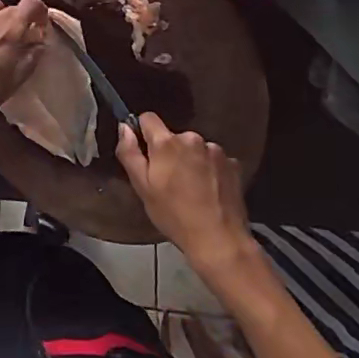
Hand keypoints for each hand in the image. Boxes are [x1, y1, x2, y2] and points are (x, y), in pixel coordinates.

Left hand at [0, 0, 49, 129]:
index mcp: (11, 31)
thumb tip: (39, 40)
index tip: (39, 25)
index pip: (31, 3)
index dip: (39, 11)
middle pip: (13, 7)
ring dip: (0, 16)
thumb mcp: (18, 78)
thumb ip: (32, 55)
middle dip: (21, 19)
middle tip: (20, 37)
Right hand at [117, 113, 262, 288]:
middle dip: (168, 152)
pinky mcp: (234, 164)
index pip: (148, 118)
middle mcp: (193, 138)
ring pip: (194, 148)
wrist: (219, 240)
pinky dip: (209, 169)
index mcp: (167, 142)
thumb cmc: (173, 214)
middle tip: (167, 179)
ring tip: (191, 188)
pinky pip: (213, 159)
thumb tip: (124, 127)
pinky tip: (209, 191)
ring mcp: (216, 151)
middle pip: (173, 136)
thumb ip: (129, 152)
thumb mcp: (141, 186)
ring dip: (190, 160)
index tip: (144, 152)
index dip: (142, 132)